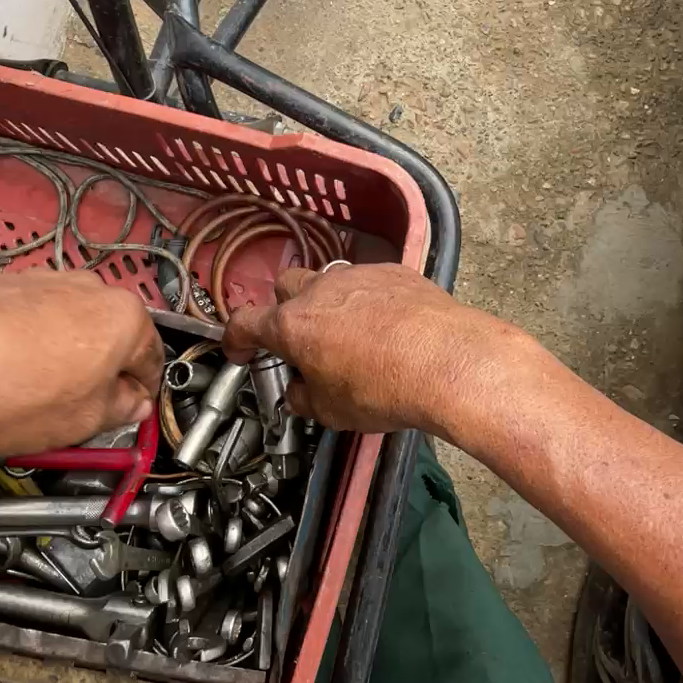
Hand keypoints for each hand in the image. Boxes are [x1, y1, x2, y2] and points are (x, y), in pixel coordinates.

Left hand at [0, 271, 162, 455]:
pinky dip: (28, 342)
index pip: (153, 360)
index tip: (129, 411)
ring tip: (31, 394)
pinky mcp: (5, 284)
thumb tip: (130, 404)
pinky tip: (2, 373)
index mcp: (126, 318)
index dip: (142, 393)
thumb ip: (120, 410)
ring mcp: (47, 280)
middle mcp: (93, 288)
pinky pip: (33, 316)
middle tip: (78, 409)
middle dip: (101, 370)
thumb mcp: (81, 423)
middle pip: (112, 336)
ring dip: (64, 354)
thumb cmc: (6, 393)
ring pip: (72, 324)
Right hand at [225, 263, 540, 435]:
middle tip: (303, 339)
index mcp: (293, 325)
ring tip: (350, 334)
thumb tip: (299, 391)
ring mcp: (358, 275)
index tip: (240, 349)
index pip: (245, 322)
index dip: (236, 337)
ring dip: (329, 302)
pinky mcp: (394, 271)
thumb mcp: (331, 411)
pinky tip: (387, 324)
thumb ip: (304, 397)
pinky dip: (368, 298)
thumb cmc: (383, 388)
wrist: (446, 360)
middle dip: (286, 309)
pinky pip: (369, 280)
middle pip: (286, 286)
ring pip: (329, 280)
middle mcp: (320, 290)